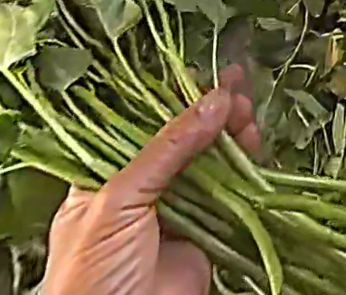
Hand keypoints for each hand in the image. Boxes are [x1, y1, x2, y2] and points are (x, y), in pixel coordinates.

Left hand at [42, 66, 260, 294]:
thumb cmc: (93, 275)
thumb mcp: (119, 200)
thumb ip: (168, 147)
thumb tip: (216, 98)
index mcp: (105, 175)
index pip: (142, 121)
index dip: (174, 94)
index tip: (203, 72)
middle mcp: (141, 187)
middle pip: (182, 134)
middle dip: (209, 107)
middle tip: (236, 82)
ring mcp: (174, 208)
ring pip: (208, 156)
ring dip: (229, 129)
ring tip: (246, 111)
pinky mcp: (204, 230)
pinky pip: (228, 187)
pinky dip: (244, 162)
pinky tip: (252, 140)